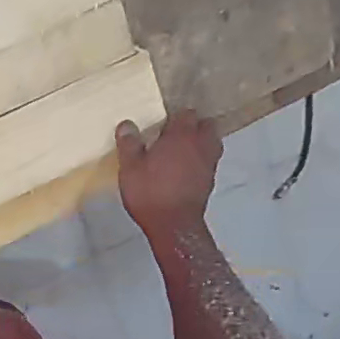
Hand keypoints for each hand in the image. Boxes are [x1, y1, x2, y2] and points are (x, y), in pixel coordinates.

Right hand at [115, 111, 221, 240]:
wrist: (174, 225)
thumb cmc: (150, 193)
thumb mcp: (130, 168)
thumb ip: (129, 144)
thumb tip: (126, 125)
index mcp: (181, 136)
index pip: (187, 113)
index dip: (176, 117)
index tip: (164, 124)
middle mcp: (200, 145)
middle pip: (207, 125)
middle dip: (195, 126)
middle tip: (177, 134)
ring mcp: (209, 164)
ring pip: (213, 143)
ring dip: (202, 143)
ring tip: (184, 151)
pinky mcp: (210, 182)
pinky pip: (210, 163)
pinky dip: (202, 162)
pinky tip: (187, 171)